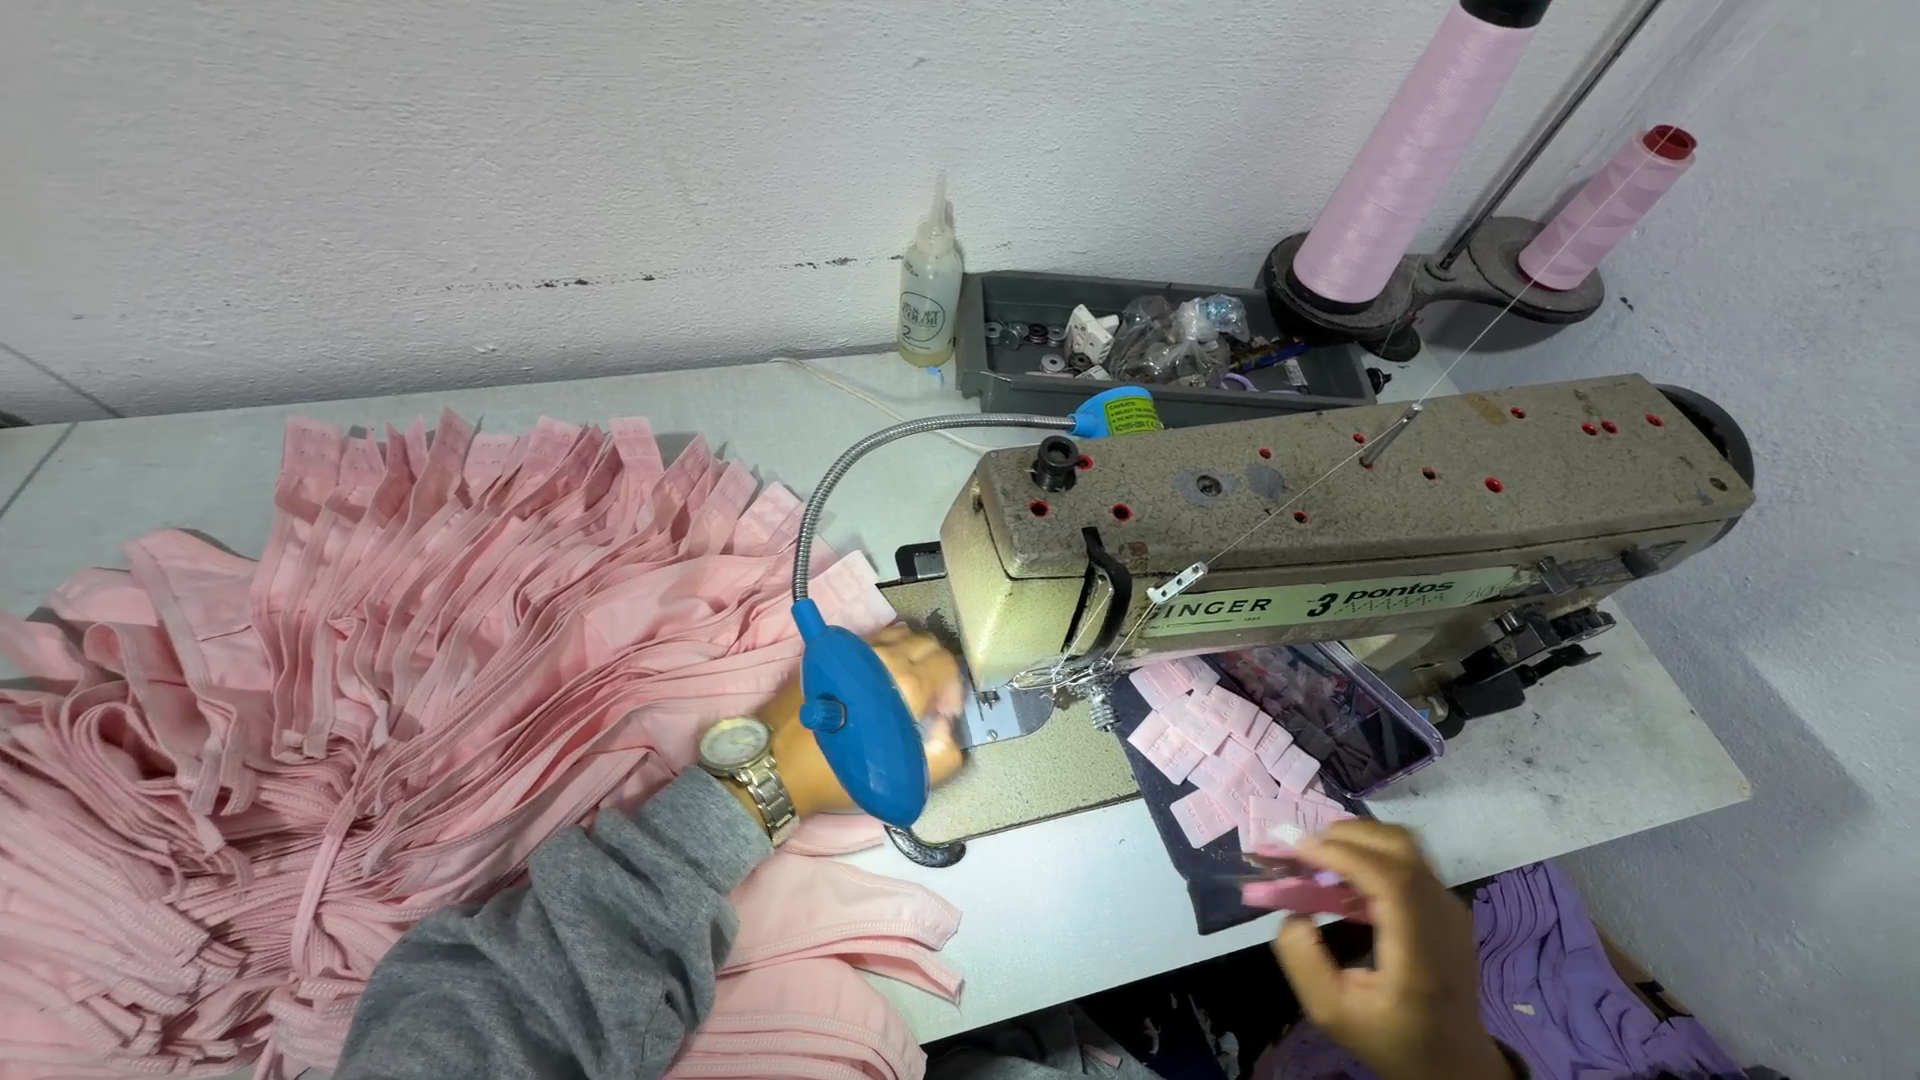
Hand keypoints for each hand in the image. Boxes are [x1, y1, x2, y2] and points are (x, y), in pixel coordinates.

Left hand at [756, 625, 966, 817]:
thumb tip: (945, 727)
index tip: (943, 713)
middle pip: (928, 644)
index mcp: (905, 685)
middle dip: (937, 670)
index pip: (947, 665)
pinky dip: (889, 650)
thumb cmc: (841, 773)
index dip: (953, 689)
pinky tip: (881, 677)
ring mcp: (858, 650)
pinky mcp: (836, 650)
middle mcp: (884, 658)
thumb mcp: (903, 779)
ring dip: (913, 656)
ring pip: (903, 634)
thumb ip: (942, 754)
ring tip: (905, 685)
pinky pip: (875, 638)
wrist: (778, 765)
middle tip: (928, 699)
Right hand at [1272, 821, 1512, 1079]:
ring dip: (1357, 839)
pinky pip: (1406, 860)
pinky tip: (1345, 876)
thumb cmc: (1394, 1039)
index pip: (1390, 879)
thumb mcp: (1332, 1013)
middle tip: (1302, 850)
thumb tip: (1294, 912)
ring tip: (1321, 857)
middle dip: (1344, 835)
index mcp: (1420, 952)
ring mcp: (1451, 909)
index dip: (1342, 854)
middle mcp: (1443, 920)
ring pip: (1403, 845)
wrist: (1456, 1063)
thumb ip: (1302, 960)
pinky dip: (1370, 852)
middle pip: (1399, 847)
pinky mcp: (1447, 906)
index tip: (1298, 850)